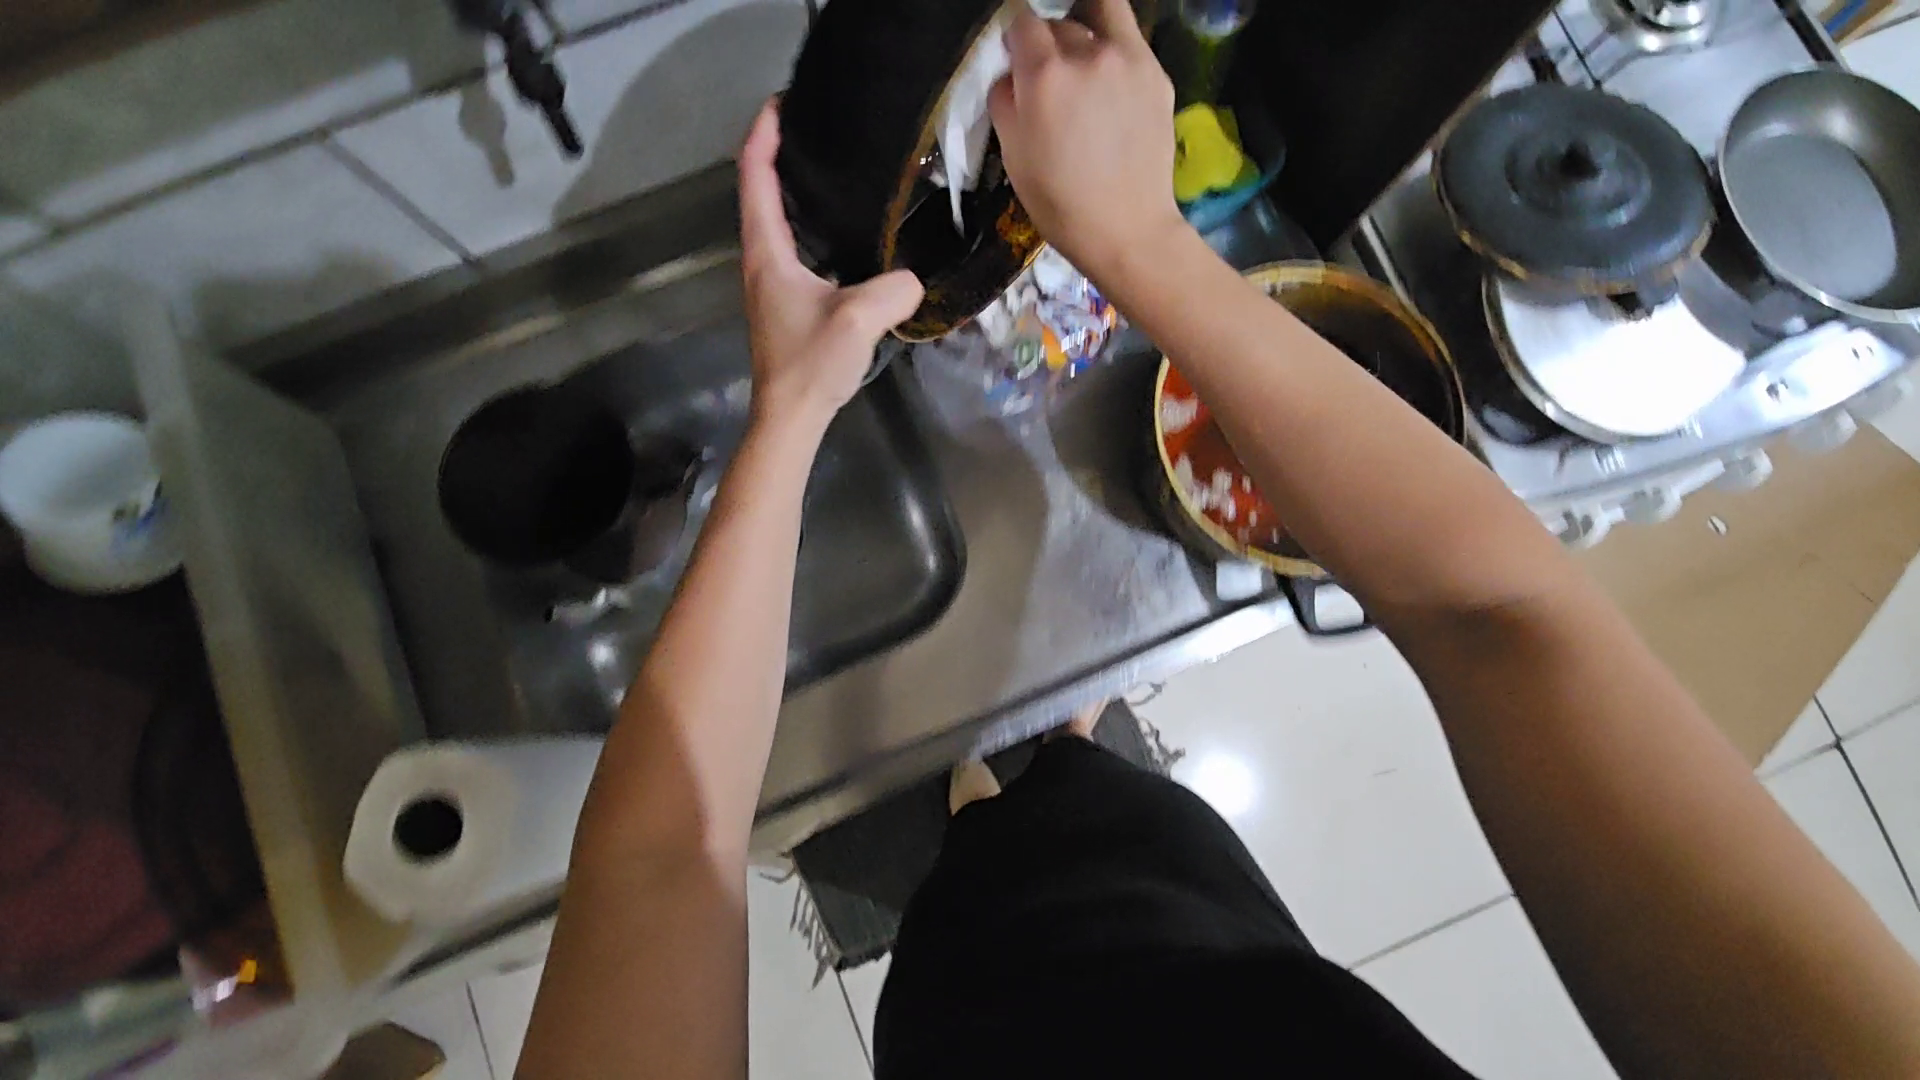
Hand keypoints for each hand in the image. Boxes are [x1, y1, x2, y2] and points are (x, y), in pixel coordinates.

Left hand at [738, 101, 924, 432]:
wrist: (791, 418)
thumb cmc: (811, 365)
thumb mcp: (859, 320)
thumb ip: (892, 289)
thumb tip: (914, 278)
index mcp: (768, 253)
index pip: (755, 178)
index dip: (763, 135)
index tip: (781, 102)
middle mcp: (761, 262)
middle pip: (760, 193)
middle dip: (779, 154)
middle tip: (815, 129)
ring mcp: (771, 285)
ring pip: (776, 223)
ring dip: (792, 192)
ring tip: (831, 172)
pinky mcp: (785, 305)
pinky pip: (794, 250)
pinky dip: (808, 226)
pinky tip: (841, 233)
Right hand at [988, 0, 1184, 280]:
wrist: (1125, 230)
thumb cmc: (1059, 204)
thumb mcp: (1013, 157)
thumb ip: (1004, 101)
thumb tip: (1010, 74)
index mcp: (1044, 74)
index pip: (1021, 22)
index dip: (1015, 41)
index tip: (1017, 61)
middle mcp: (1087, 53)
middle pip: (1059, 22)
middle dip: (1048, 44)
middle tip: (1050, 80)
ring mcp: (1128, 59)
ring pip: (1099, 15)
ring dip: (1084, 30)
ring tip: (1082, 63)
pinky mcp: (1157, 74)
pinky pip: (1128, 43)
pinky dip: (1113, 53)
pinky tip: (1110, 88)